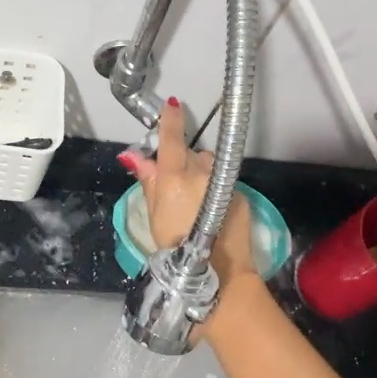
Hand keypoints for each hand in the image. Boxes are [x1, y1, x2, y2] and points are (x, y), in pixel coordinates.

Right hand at [124, 98, 254, 282]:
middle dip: (184, 163)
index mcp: (175, 176)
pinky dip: (216, 189)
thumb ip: (148, 182)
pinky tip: (212, 212)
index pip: (172, 138)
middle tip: (176, 189)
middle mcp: (202, 172)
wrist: (218, 272)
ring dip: (203, 175)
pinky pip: (224, 182)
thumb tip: (135, 157)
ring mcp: (224, 181)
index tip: (171, 105)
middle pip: (192, 155)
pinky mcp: (240, 193)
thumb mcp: (154, 216)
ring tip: (197, 203)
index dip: (170, 120)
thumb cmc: (177, 249)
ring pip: (210, 167)